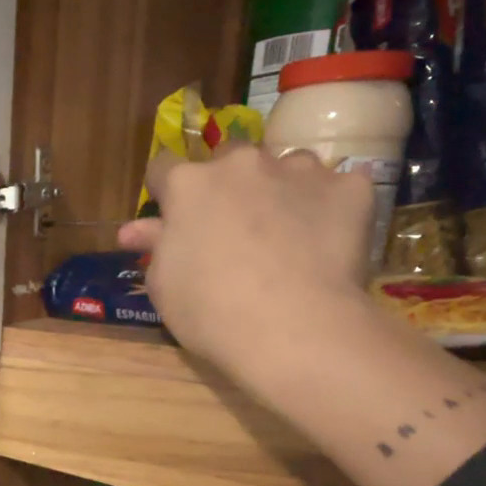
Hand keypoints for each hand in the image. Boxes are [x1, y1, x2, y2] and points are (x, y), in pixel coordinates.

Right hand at [118, 146, 380, 383]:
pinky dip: (329, 205)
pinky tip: (327, 239)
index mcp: (189, 185)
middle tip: (231, 227)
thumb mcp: (164, 285)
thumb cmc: (209, 311)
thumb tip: (135, 230)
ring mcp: (300, 170)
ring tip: (285, 232)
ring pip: (286, 166)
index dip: (165, 191)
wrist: (292, 327)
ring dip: (280, 189)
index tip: (169, 215)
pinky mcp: (349, 188)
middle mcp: (242, 163)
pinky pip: (338, 186)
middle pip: (228, 157)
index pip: (164, 168)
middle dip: (227, 184)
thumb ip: (155, 246)